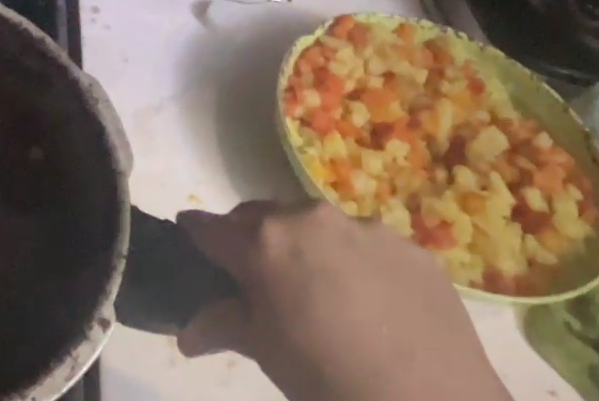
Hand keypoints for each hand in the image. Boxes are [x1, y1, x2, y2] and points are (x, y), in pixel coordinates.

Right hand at [178, 201, 511, 400]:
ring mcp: (364, 228)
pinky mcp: (410, 247)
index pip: (208, 227)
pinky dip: (357, 262)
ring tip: (322, 292)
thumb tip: (188, 334)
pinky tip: (372, 303)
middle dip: (252, 239)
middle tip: (259, 279)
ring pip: (315, 225)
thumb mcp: (268, 355)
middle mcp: (307, 218)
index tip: (193, 244)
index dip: (196, 236)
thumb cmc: (331, 383)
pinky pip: (367, 244)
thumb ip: (224, 326)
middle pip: (261, 216)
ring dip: (306, 246)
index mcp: (261, 242)